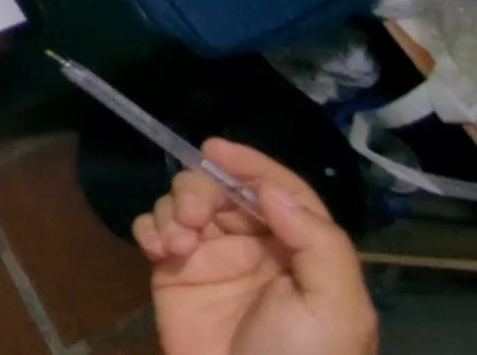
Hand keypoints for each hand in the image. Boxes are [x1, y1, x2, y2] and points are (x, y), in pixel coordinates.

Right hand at [134, 138, 375, 354]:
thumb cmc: (301, 354)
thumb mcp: (335, 308)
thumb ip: (319, 245)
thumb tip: (271, 190)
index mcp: (298, 250)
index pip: (278, 191)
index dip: (249, 164)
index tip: (214, 148)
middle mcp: (253, 245)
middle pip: (219, 189)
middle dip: (196, 190)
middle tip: (192, 216)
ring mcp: (208, 256)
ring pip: (180, 203)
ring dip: (170, 212)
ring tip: (174, 246)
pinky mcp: (170, 268)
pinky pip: (150, 227)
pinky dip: (147, 229)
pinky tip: (155, 251)